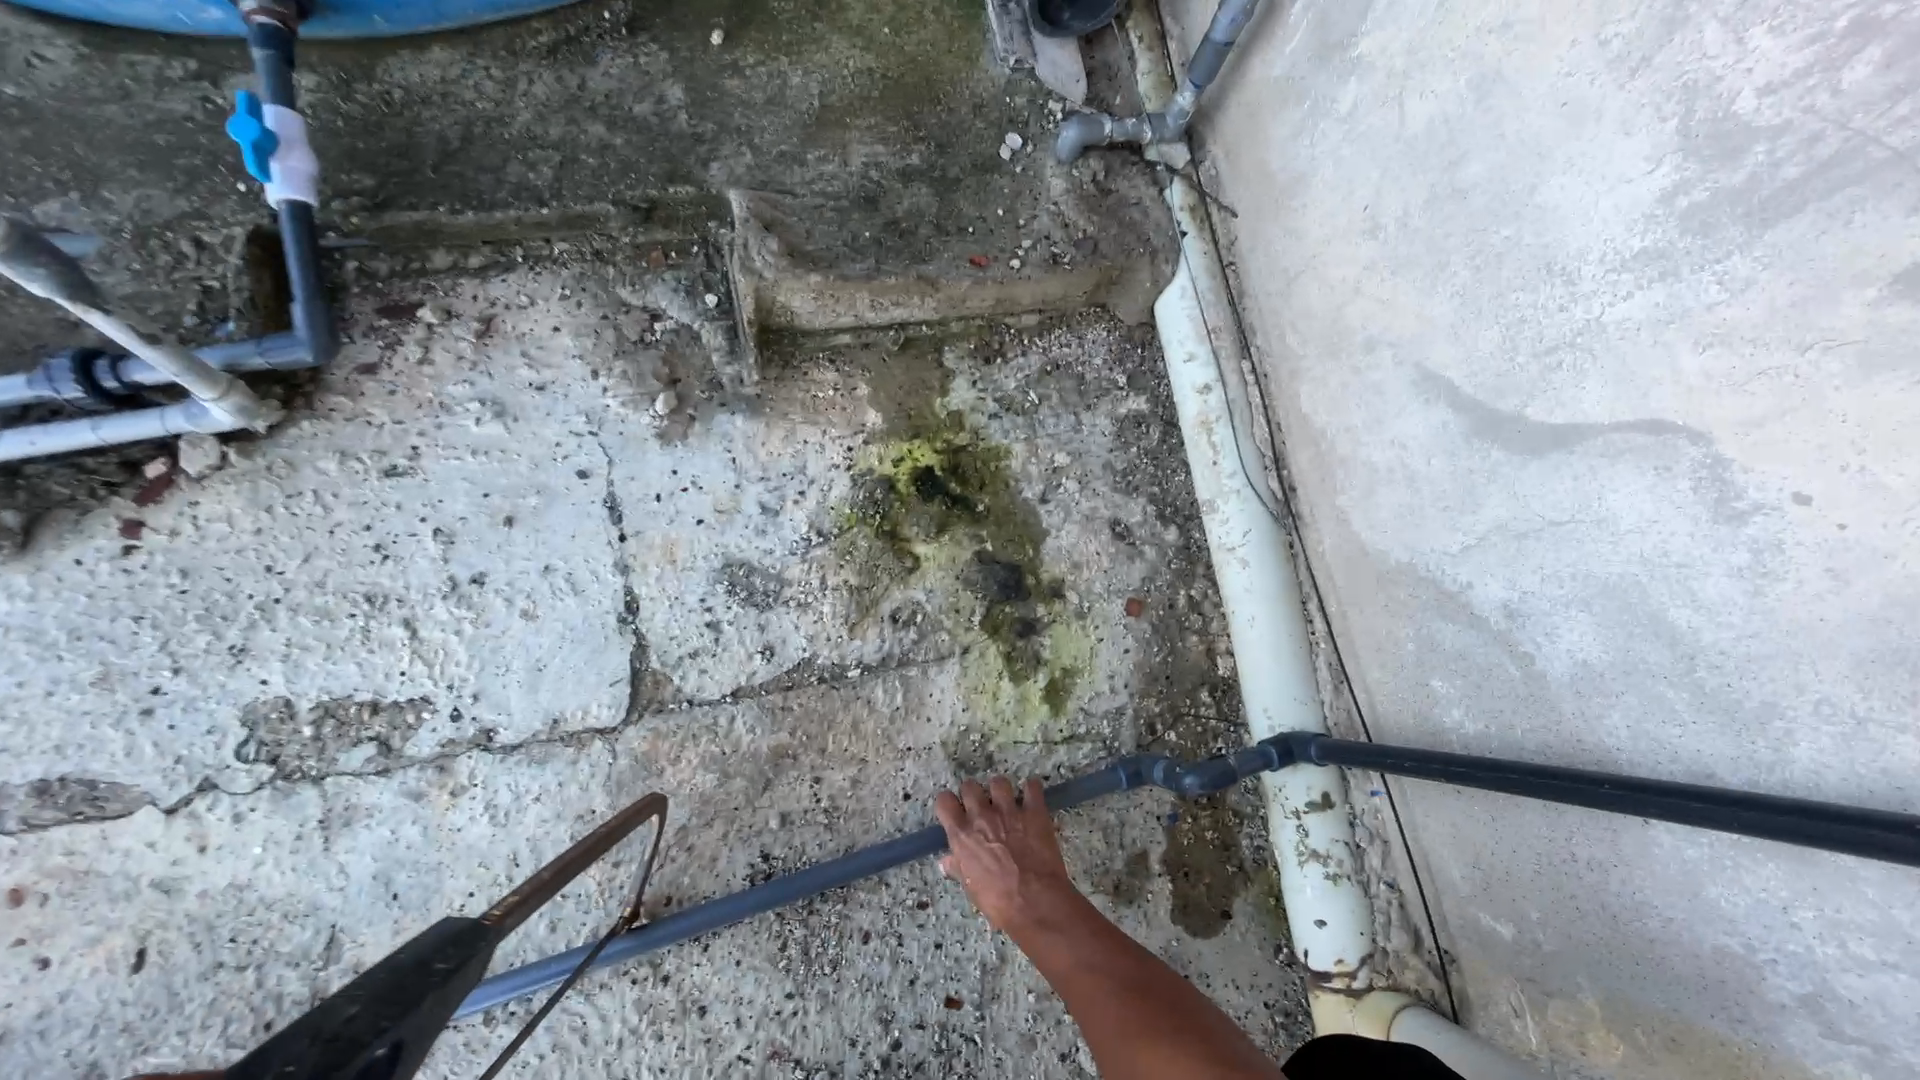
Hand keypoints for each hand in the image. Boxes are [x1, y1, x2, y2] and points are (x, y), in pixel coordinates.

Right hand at [933, 776, 1081, 931]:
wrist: (1034, 901)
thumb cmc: (997, 900)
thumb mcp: (970, 887)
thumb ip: (957, 868)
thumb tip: (945, 862)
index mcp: (962, 834)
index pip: (944, 801)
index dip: (948, 804)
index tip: (954, 811)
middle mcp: (982, 816)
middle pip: (970, 786)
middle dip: (973, 794)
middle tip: (980, 807)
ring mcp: (1009, 811)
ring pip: (998, 782)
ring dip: (1000, 790)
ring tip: (1006, 801)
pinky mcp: (1034, 812)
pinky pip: (1032, 787)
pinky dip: (1032, 789)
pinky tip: (1032, 797)